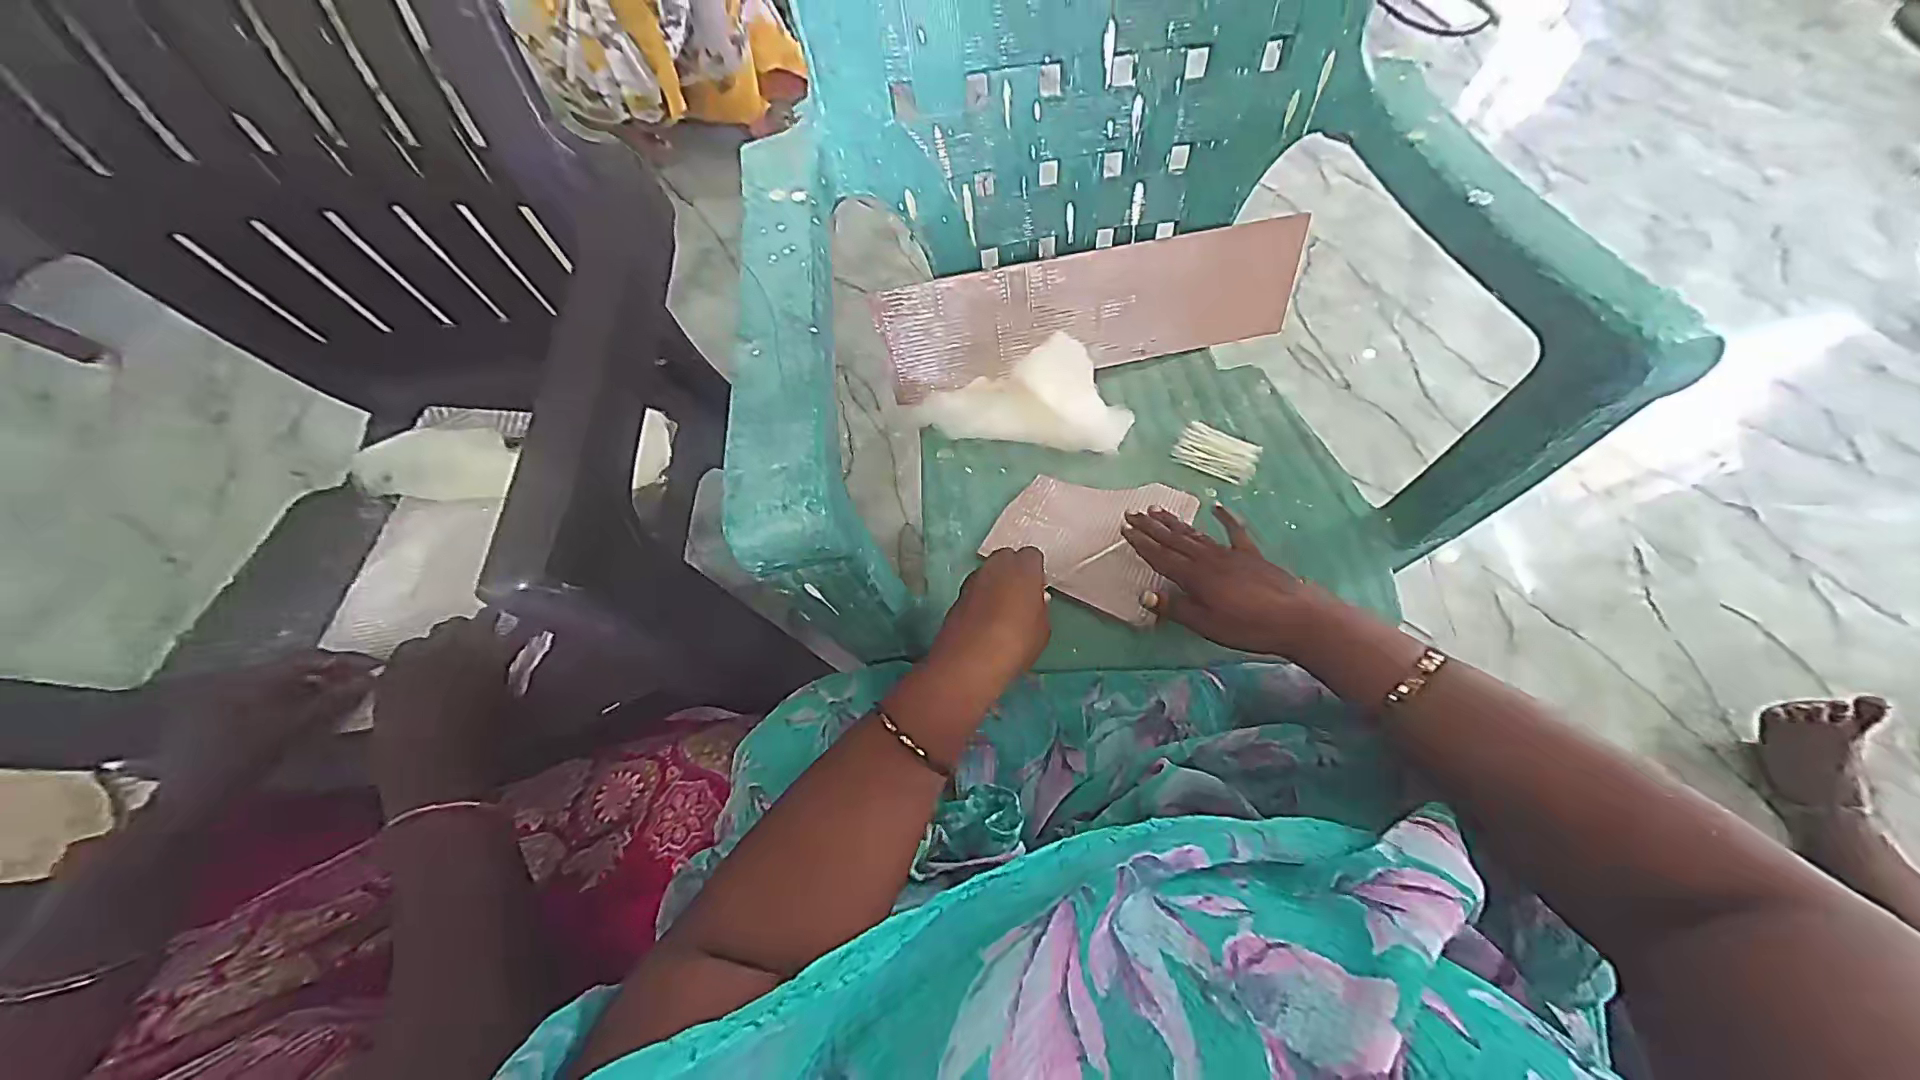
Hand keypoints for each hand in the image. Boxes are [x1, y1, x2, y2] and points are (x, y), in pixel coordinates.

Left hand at [152, 652, 377, 818]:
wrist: (188, 802)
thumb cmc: (244, 759)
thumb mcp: (296, 728)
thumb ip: (335, 700)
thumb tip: (373, 678)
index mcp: (255, 677)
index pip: (312, 657)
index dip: (350, 661)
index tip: (380, 669)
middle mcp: (239, 681)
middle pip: (298, 670)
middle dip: (335, 675)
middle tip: (367, 685)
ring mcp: (227, 701)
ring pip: (286, 686)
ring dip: (318, 690)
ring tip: (347, 702)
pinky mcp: (224, 721)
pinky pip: (272, 701)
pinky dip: (299, 704)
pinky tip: (314, 718)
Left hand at [372, 613, 531, 815]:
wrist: (436, 786)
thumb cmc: (487, 747)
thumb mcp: (511, 701)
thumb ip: (512, 669)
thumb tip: (517, 651)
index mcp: (482, 649)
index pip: (491, 620)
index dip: (498, 629)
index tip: (506, 640)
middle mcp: (441, 649)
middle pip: (453, 627)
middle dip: (465, 636)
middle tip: (477, 657)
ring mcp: (407, 666)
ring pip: (422, 642)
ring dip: (435, 651)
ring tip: (446, 672)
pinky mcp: (383, 686)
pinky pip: (399, 664)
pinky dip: (411, 669)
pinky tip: (422, 688)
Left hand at [927, 546, 1050, 690]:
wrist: (970, 661)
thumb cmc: (1016, 643)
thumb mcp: (1042, 630)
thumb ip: (1040, 609)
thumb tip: (1035, 601)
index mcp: (1023, 568)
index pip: (1031, 556)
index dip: (1035, 572)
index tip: (1037, 589)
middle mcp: (995, 566)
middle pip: (1006, 558)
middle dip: (1012, 571)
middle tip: (1019, 596)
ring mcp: (972, 580)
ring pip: (987, 573)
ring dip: (994, 584)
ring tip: (1001, 610)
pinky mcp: (956, 597)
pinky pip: (974, 590)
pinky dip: (979, 599)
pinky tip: (984, 621)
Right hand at [1122, 505, 1334, 656]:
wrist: (1297, 618)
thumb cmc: (1247, 626)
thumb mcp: (1206, 624)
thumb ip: (1176, 608)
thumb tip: (1145, 595)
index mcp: (1194, 576)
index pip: (1160, 556)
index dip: (1141, 543)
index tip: (1125, 529)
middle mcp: (1208, 559)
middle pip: (1173, 539)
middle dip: (1151, 526)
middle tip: (1132, 512)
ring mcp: (1230, 554)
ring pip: (1196, 534)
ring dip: (1175, 522)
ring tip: (1157, 509)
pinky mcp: (1251, 555)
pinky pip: (1234, 532)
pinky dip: (1225, 518)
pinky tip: (1217, 508)